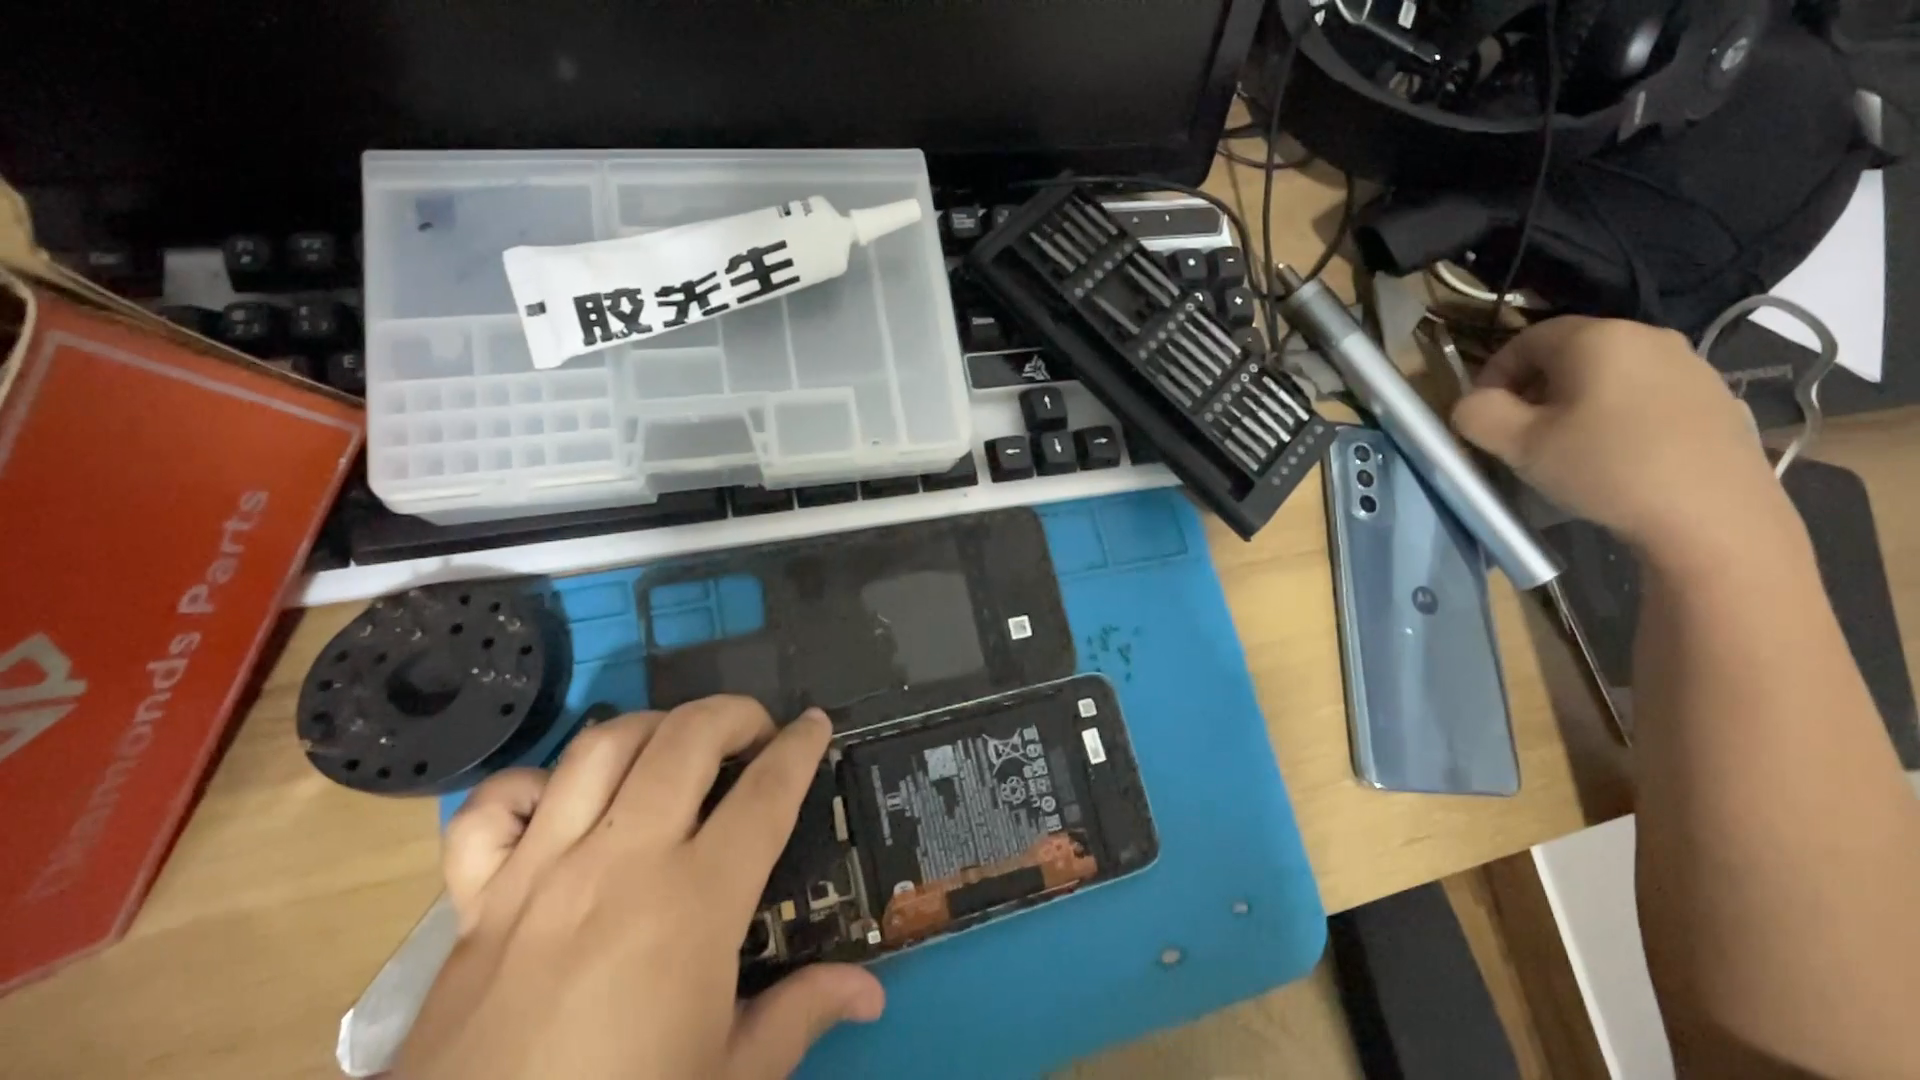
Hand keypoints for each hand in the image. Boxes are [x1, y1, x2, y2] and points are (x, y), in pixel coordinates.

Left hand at [396, 697, 884, 1079]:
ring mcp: (540, 868)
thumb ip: (801, 1015)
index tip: (816, 724)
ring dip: (651, 728)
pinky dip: (528, 784)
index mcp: (694, 903)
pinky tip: (559, 801)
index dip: (799, 749)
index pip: (765, 797)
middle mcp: (621, 860)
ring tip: (676, 746)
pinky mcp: (476, 894)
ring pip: (600, 747)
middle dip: (733, 715)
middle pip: (685, 740)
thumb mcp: (731, 1077)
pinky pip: (493, 806)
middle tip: (755, 734)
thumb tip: (871, 991)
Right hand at [1450, 316, 1793, 558]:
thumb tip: (1473, 404)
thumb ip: (1478, 414)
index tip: (1484, 415)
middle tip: (1521, 434)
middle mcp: (1647, 336)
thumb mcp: (1518, 445)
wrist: (1713, 514)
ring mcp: (1690, 366)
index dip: (1493, 374)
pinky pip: (1647, 396)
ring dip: (1578, 403)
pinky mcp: (1716, 399)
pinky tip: (1618, 457)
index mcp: (1596, 338)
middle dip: (1535, 389)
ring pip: (1610, 375)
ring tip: (1569, 448)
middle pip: (1571, 354)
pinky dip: (1619, 416)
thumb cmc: (1604, 468)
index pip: (1526, 339)